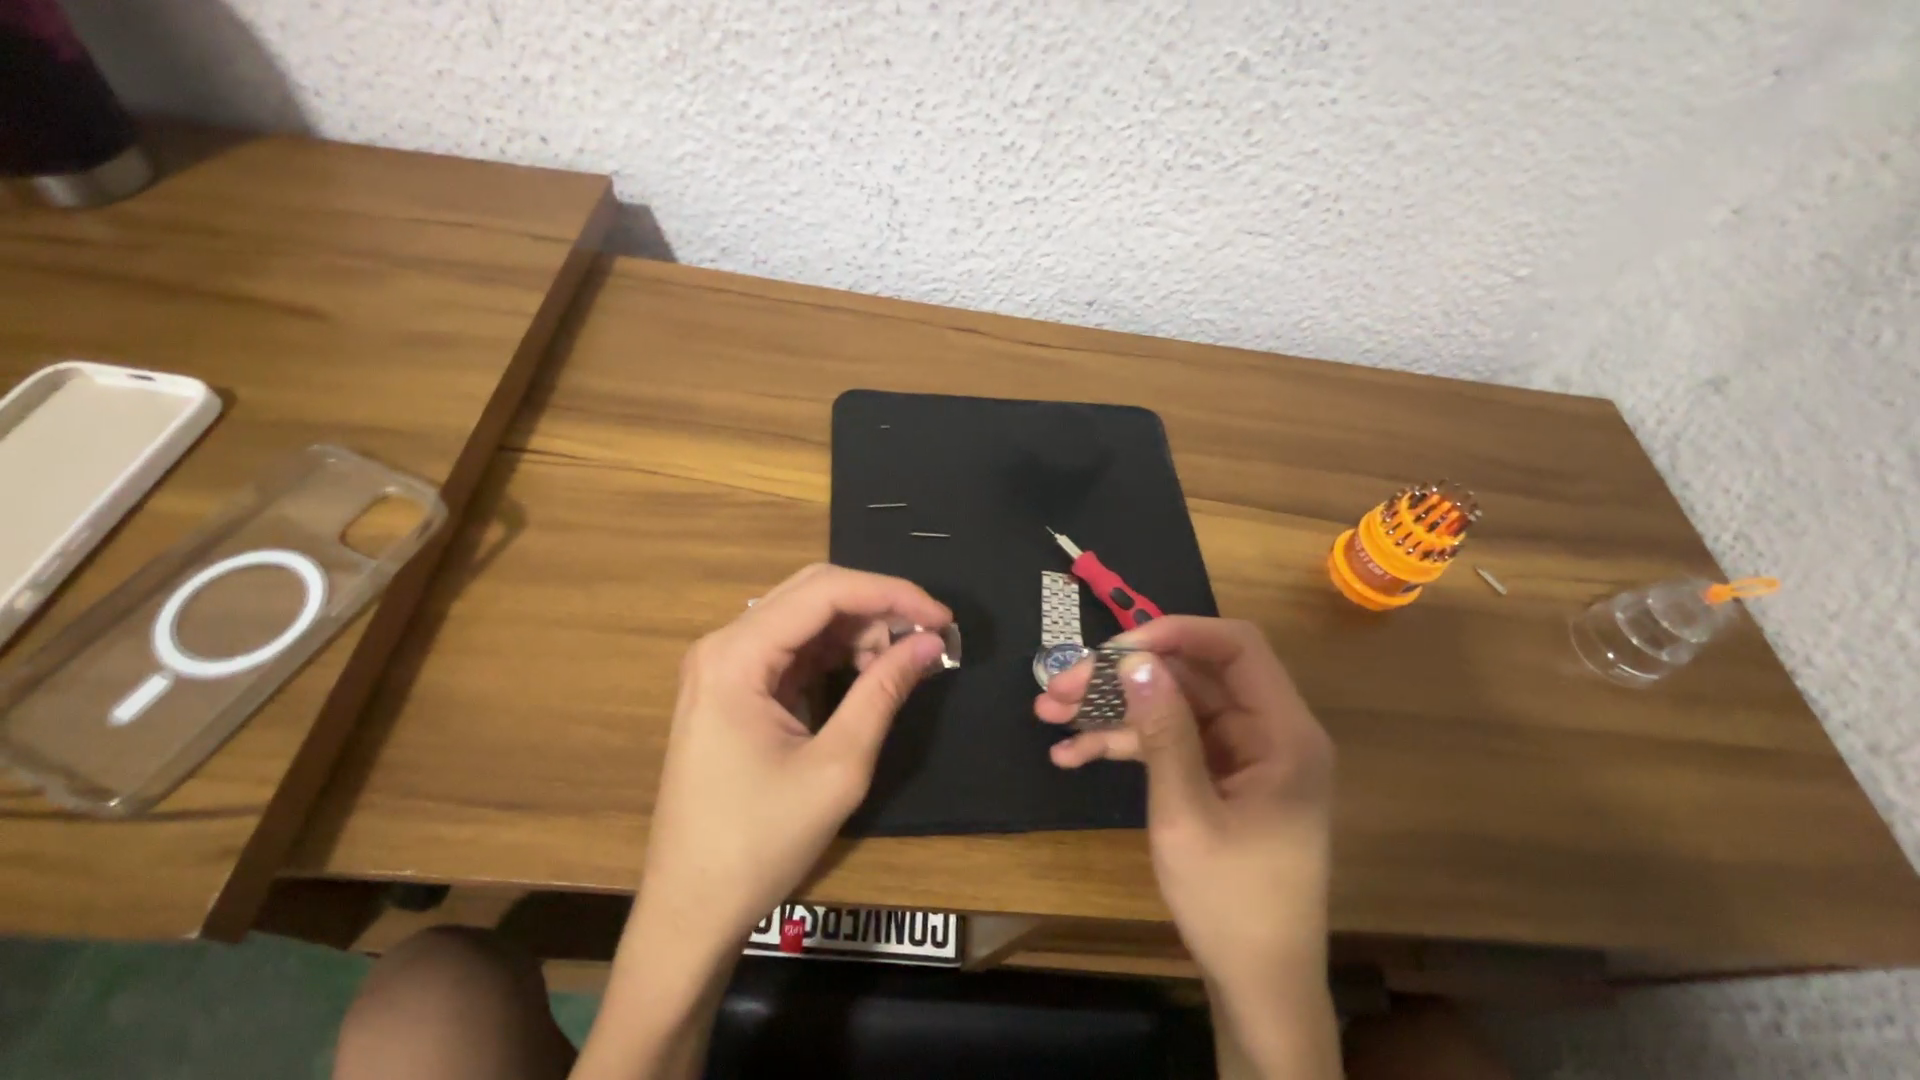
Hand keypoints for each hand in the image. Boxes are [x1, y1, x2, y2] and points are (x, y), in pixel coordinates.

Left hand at [637, 564, 952, 954]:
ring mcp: (724, 668)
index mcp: (735, 656)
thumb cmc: (760, 842)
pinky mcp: (733, 691)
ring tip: (903, 665)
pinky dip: (836, 655)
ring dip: (859, 631)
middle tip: (929, 637)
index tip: (944, 618)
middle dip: (877, 607)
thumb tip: (932, 642)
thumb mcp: (837, 767)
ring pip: (805, 619)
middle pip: (812, 594)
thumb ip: (884, 692)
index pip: (824, 591)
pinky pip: (793, 651)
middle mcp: (723, 646)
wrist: (693, 906)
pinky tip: (870, 675)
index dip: (892, 594)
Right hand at [1034, 617, 1335, 996]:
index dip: (1175, 633)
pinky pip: (1171, 744)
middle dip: (1123, 677)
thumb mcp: (1187, 814)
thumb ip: (1163, 733)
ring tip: (1049, 716)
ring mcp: (1241, 757)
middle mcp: (1267, 733)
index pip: (1235, 648)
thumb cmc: (1232, 901)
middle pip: (1193, 677)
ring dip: (1112, 711)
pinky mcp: (1219, 779)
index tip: (1114, 646)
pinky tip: (1073, 756)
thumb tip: (1134, 660)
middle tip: (1059, 686)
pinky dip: (1125, 745)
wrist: (1258, 983)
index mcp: (1284, 733)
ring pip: (1173, 708)